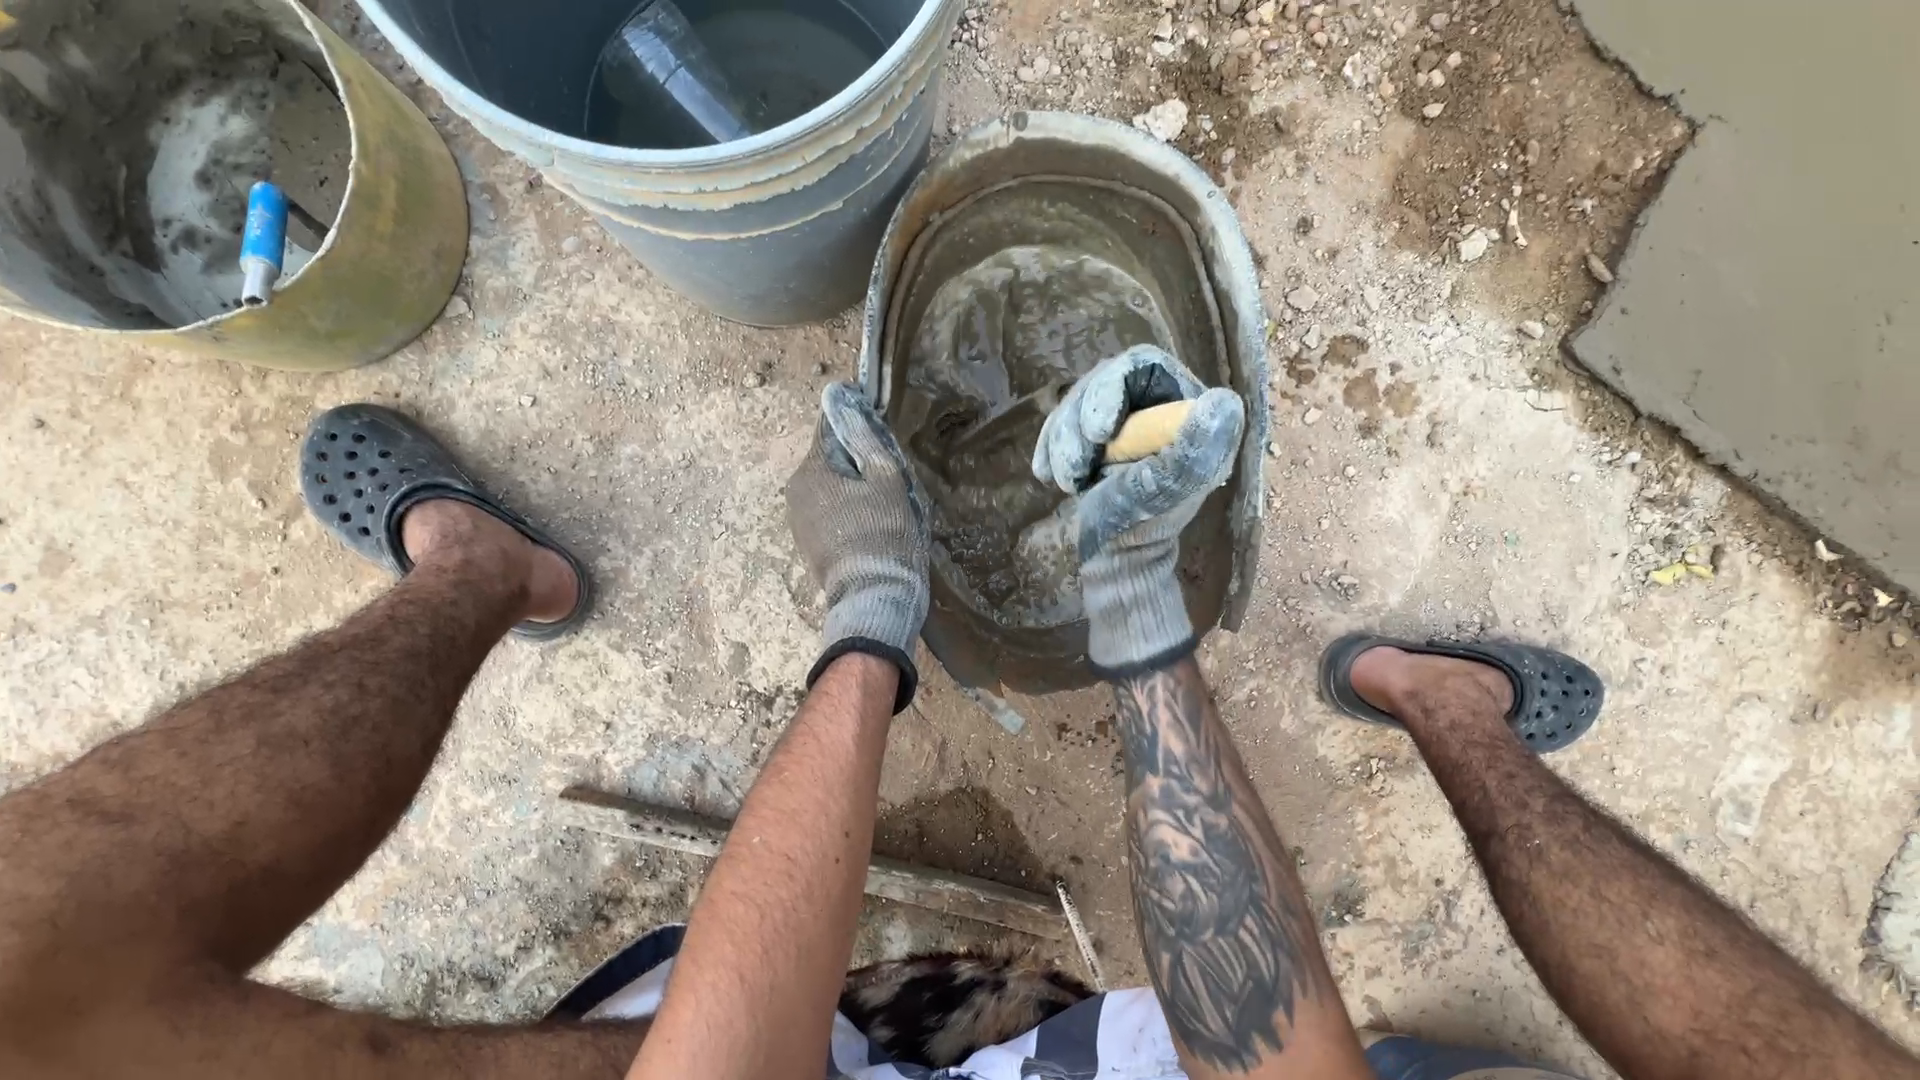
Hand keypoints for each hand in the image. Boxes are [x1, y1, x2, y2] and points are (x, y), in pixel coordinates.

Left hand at [785, 383, 930, 712]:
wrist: (874, 595)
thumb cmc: (884, 532)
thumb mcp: (886, 480)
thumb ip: (867, 441)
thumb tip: (850, 408)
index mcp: (810, 471)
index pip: (829, 429)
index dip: (853, 418)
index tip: (874, 412)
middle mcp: (795, 491)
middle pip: (829, 460)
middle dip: (855, 457)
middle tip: (889, 464)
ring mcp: (798, 520)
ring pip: (829, 487)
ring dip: (853, 485)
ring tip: (884, 495)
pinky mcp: (809, 543)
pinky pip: (829, 511)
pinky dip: (848, 508)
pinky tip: (872, 519)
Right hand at [1032, 345, 1244, 674]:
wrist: (1116, 557)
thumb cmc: (1147, 525)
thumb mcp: (1169, 486)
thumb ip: (1194, 447)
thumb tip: (1224, 401)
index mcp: (1181, 405)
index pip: (1140, 366)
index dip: (1108, 387)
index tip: (1097, 432)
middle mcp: (1150, 405)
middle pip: (1099, 381)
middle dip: (1074, 422)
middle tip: (1073, 469)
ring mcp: (1120, 421)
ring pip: (1074, 403)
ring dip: (1060, 440)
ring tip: (1065, 482)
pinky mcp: (1093, 439)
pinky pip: (1061, 425)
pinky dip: (1049, 448)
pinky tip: (1046, 476)